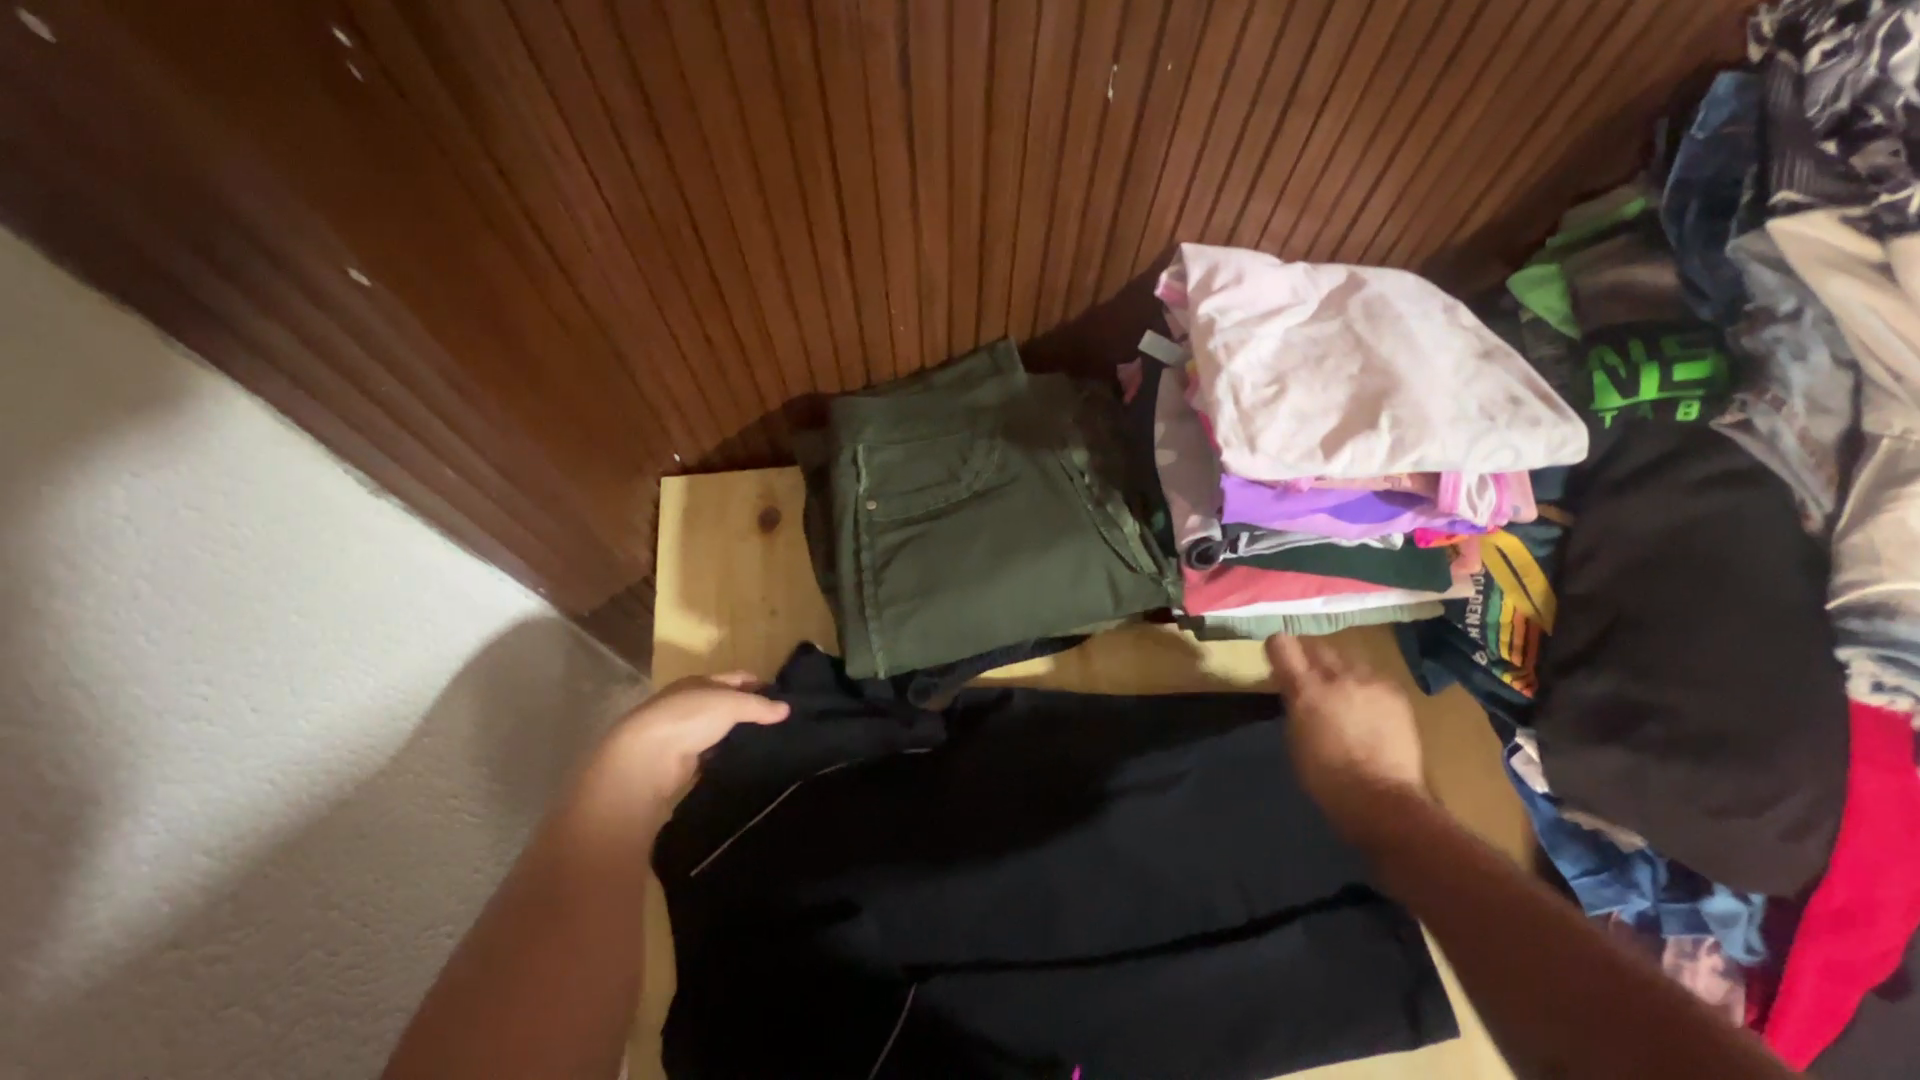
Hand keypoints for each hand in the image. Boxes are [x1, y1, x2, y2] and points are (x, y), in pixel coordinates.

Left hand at [593, 672, 789, 814]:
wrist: (649, 756)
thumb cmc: (689, 717)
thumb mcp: (730, 704)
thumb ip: (759, 706)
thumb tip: (787, 708)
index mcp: (699, 682)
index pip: (734, 678)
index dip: (756, 683)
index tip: (781, 694)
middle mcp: (691, 703)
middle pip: (727, 703)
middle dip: (750, 710)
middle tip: (781, 721)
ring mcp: (685, 732)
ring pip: (720, 729)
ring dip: (739, 734)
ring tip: (770, 741)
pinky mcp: (684, 759)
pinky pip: (713, 753)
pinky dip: (727, 754)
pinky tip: (746, 759)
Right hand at [1265, 635, 1428, 833]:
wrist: (1381, 797)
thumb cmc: (1326, 777)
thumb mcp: (1295, 737)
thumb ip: (1296, 705)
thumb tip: (1297, 691)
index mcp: (1305, 690)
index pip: (1282, 644)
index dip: (1278, 647)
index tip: (1277, 658)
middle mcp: (1337, 676)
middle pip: (1318, 646)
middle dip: (1310, 658)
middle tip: (1311, 678)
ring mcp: (1370, 681)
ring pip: (1349, 659)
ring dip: (1341, 670)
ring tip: (1344, 693)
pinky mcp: (1396, 692)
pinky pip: (1374, 676)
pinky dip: (1366, 686)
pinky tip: (1370, 708)